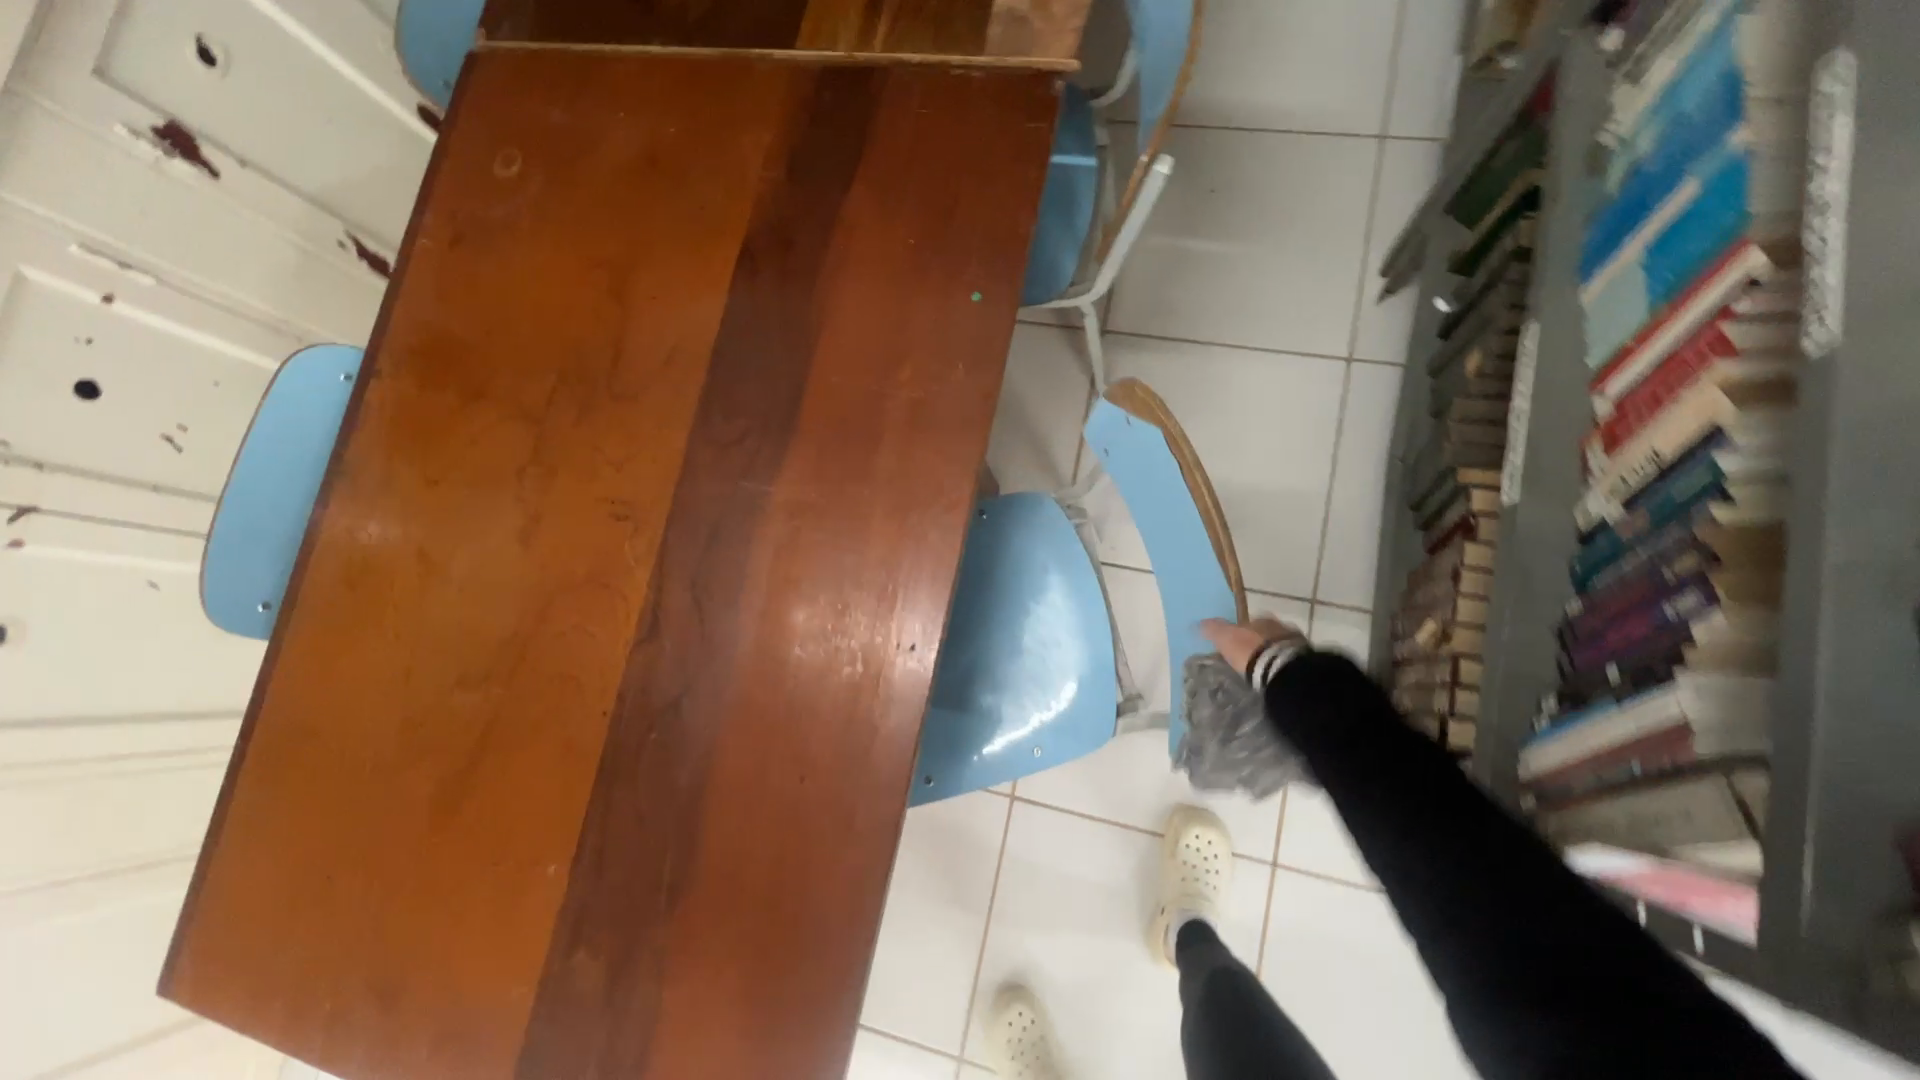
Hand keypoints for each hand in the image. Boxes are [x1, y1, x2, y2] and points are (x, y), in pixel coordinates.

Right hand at [1200, 616, 1305, 675]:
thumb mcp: (1225, 638)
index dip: (1240, 633)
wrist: (1282, 669)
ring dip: (1271, 653)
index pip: (1247, 622)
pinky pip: (1289, 658)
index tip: (1235, 646)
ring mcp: (1294, 641)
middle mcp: (1279, 625)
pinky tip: (1275, 673)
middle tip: (1249, 658)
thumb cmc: (1250, 651)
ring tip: (1264, 669)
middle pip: (1265, 632)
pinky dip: (1282, 663)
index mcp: (1260, 618)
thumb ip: (1213, 629)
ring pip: (1278, 644)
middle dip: (1258, 642)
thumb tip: (1198, 623)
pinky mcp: (1304, 658)